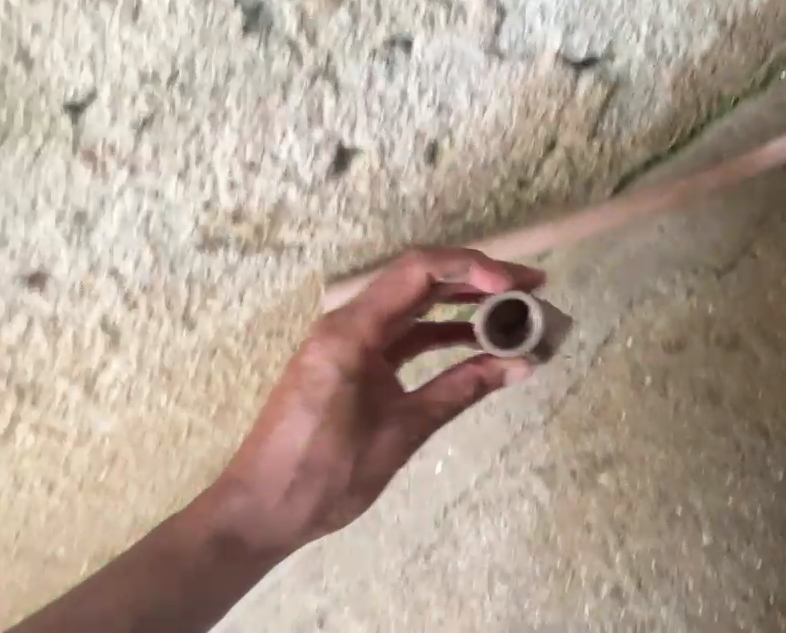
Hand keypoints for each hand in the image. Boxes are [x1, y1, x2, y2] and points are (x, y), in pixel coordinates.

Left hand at [204, 248, 545, 556]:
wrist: (255, 516)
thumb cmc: (323, 475)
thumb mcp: (402, 431)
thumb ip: (463, 388)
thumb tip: (522, 365)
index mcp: (353, 330)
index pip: (421, 270)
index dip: (472, 268)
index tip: (513, 286)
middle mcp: (350, 322)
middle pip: (422, 277)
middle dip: (479, 277)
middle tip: (531, 286)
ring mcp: (350, 339)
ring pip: (416, 302)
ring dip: (464, 301)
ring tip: (513, 308)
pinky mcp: (354, 359)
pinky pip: (405, 330)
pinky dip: (443, 330)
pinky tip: (477, 340)